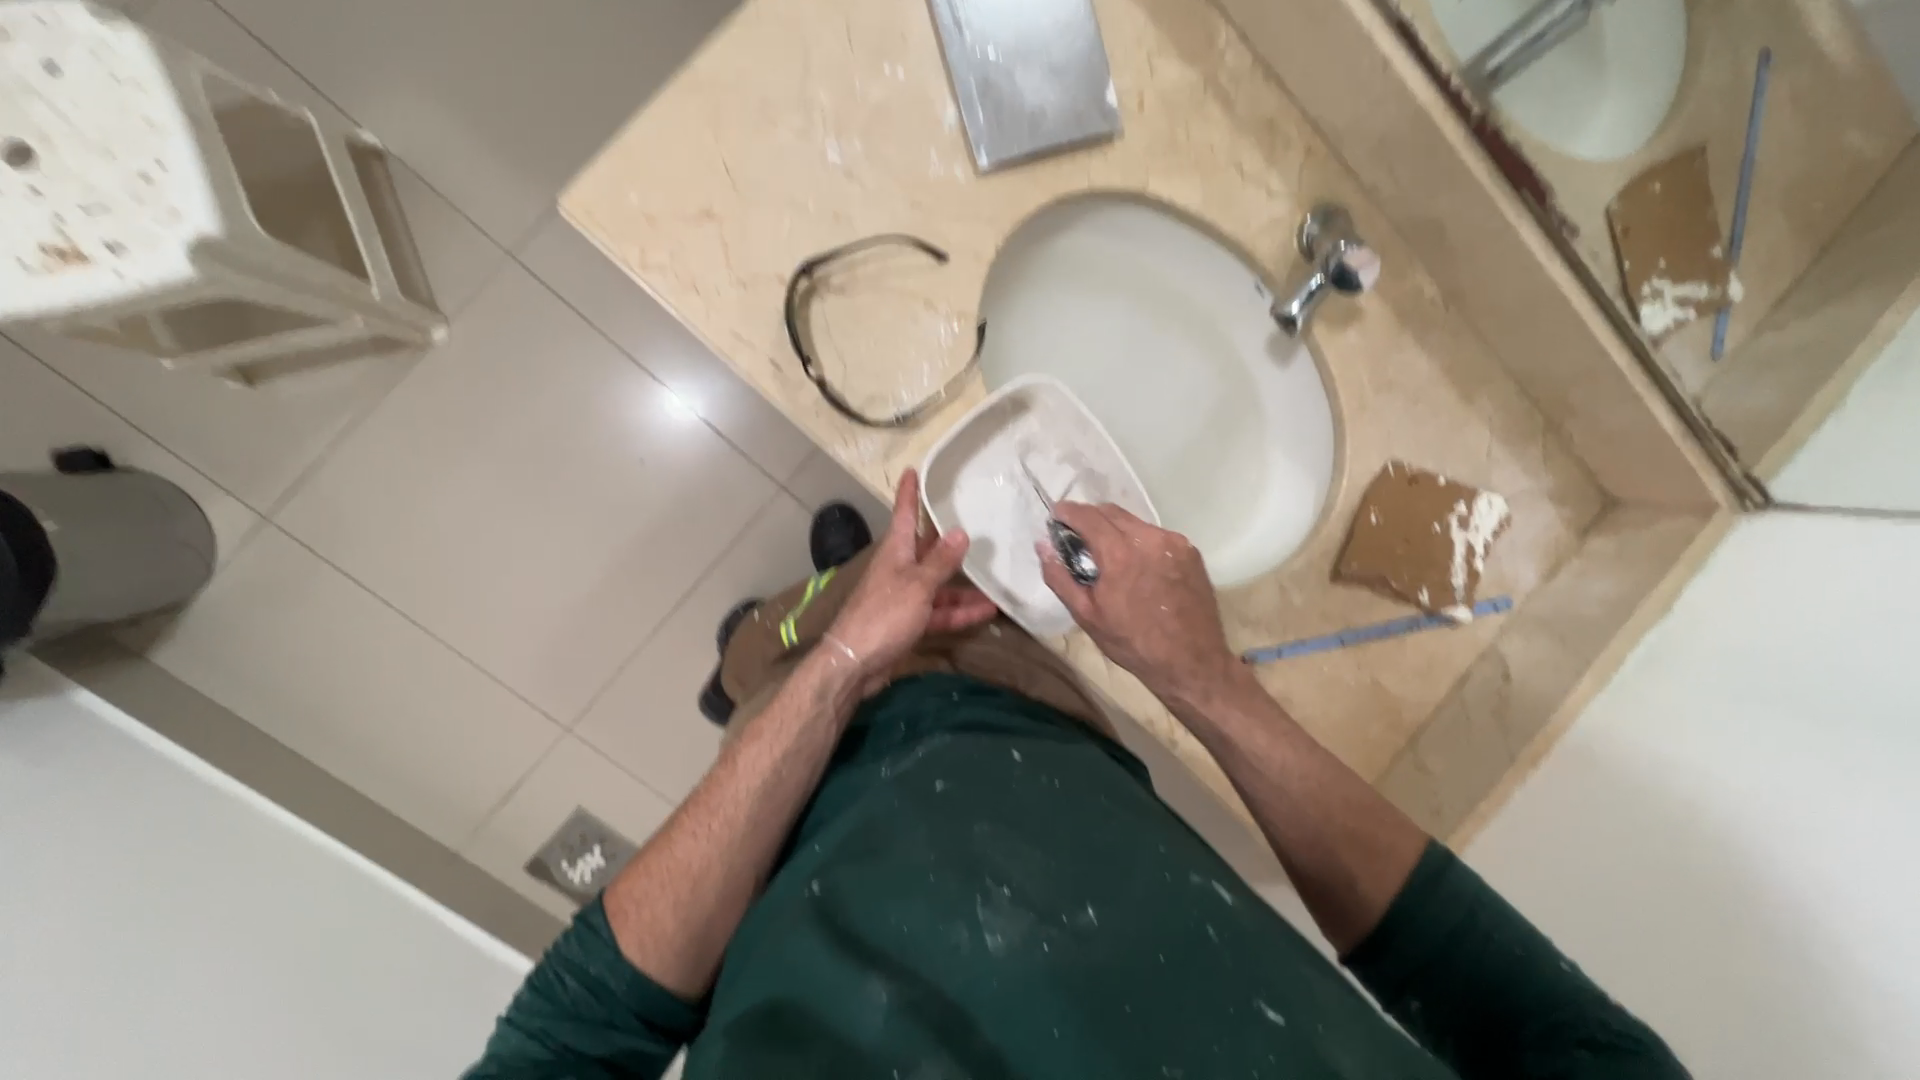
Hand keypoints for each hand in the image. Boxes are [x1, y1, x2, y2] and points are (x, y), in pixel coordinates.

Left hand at [824, 469, 998, 684]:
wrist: (856, 663)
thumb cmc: (883, 615)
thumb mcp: (917, 585)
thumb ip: (941, 561)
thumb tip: (961, 532)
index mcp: (896, 552)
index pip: (904, 514)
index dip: (909, 492)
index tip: (912, 470)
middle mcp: (899, 569)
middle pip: (927, 550)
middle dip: (948, 540)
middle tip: (975, 524)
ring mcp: (904, 597)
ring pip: (938, 584)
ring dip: (963, 586)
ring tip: (995, 584)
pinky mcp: (908, 622)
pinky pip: (939, 611)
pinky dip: (958, 612)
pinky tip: (985, 612)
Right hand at [1037, 503, 1241, 707]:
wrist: (1190, 661)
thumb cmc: (1133, 643)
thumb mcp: (1086, 615)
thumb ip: (1060, 577)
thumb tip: (1043, 545)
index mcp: (1120, 553)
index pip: (1087, 515)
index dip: (1068, 512)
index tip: (1057, 517)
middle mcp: (1149, 539)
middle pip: (1111, 511)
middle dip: (1090, 518)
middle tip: (1079, 539)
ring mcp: (1174, 543)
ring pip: (1135, 522)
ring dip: (1116, 530)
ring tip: (1110, 556)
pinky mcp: (1190, 551)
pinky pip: (1156, 536)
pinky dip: (1140, 542)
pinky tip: (1139, 567)